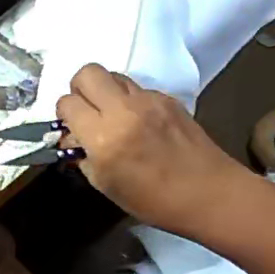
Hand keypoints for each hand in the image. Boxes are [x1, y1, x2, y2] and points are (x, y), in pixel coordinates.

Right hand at [56, 63, 255, 235]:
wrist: (209, 194)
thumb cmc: (153, 201)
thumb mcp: (105, 185)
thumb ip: (82, 156)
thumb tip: (70, 138)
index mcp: (103, 137)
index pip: (67, 103)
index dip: (65, 114)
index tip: (72, 126)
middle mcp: (123, 110)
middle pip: (87, 72)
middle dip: (80, 88)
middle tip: (87, 109)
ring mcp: (148, 100)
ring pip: (113, 75)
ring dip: (106, 91)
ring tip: (113, 114)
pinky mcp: (168, 98)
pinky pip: (138, 88)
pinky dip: (131, 100)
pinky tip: (141, 122)